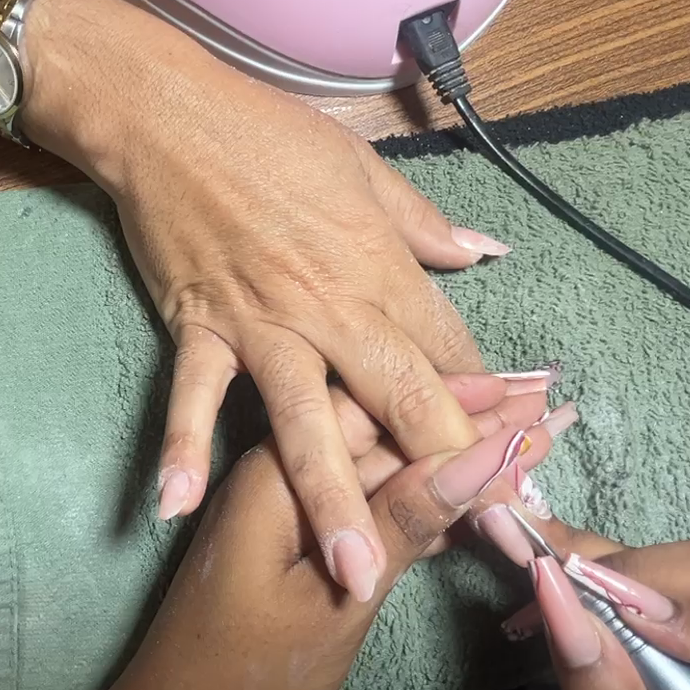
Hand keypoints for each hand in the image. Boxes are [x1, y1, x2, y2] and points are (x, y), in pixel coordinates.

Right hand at [25, 0, 511, 605]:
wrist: (174, 117)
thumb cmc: (272, 135)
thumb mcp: (365, 169)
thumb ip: (425, 225)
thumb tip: (486, 255)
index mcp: (379, 268)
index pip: (447, 351)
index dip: (487, 409)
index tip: (515, 465)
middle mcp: (331, 309)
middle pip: (399, 400)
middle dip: (443, 471)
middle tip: (477, 547)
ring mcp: (262, 325)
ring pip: (305, 419)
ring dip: (331, 497)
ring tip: (352, 573)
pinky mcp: (200, 329)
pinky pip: (191, 397)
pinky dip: (180, 449)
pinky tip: (174, 510)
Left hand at [99, 374, 566, 689]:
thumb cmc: (250, 672)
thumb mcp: (337, 599)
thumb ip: (401, 521)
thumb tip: (479, 455)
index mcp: (279, 471)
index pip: (376, 414)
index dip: (454, 405)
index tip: (530, 398)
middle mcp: (277, 468)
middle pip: (378, 432)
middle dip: (459, 424)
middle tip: (541, 408)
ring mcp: (281, 501)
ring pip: (372, 466)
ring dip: (440, 461)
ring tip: (520, 442)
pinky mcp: (288, 532)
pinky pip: (354, 499)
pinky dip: (405, 499)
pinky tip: (455, 497)